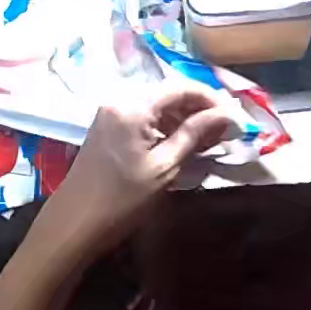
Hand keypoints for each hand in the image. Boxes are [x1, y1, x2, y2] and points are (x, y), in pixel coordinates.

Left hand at [40, 87, 236, 255]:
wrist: (75, 222)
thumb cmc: (122, 199)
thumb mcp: (164, 167)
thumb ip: (195, 135)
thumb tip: (227, 114)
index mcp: (133, 106)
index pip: (181, 86)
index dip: (212, 98)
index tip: (235, 117)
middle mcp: (120, 100)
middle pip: (169, 93)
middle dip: (200, 108)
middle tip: (226, 130)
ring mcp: (112, 113)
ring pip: (158, 105)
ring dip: (185, 118)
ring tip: (210, 140)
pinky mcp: (109, 127)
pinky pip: (145, 117)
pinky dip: (167, 126)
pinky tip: (184, 143)